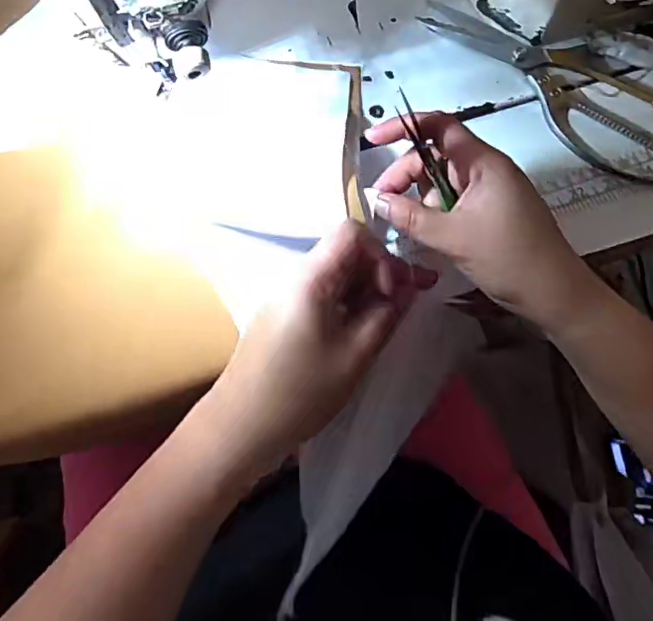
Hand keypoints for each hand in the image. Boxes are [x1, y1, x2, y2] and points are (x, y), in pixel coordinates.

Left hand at [186, 221, 435, 482]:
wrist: (244, 421)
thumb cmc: (301, 390)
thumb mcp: (354, 355)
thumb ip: (385, 315)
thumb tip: (408, 286)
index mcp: (310, 276)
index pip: (351, 231)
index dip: (381, 254)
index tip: (393, 292)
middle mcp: (296, 275)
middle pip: (345, 251)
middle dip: (379, 271)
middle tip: (404, 306)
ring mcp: (289, 294)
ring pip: (336, 273)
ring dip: (365, 289)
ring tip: (387, 321)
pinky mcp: (286, 312)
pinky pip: (324, 292)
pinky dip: (348, 302)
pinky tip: (362, 330)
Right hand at [363, 112, 602, 329]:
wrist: (559, 298)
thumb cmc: (510, 260)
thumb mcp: (452, 238)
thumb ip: (409, 215)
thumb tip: (376, 199)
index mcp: (483, 163)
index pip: (439, 126)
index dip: (403, 126)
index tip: (373, 139)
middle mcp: (486, 169)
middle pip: (433, 155)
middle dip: (404, 173)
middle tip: (382, 200)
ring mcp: (490, 189)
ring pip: (441, 179)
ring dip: (417, 194)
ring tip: (402, 220)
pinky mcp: (491, 209)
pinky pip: (452, 197)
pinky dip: (433, 208)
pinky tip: (422, 228)